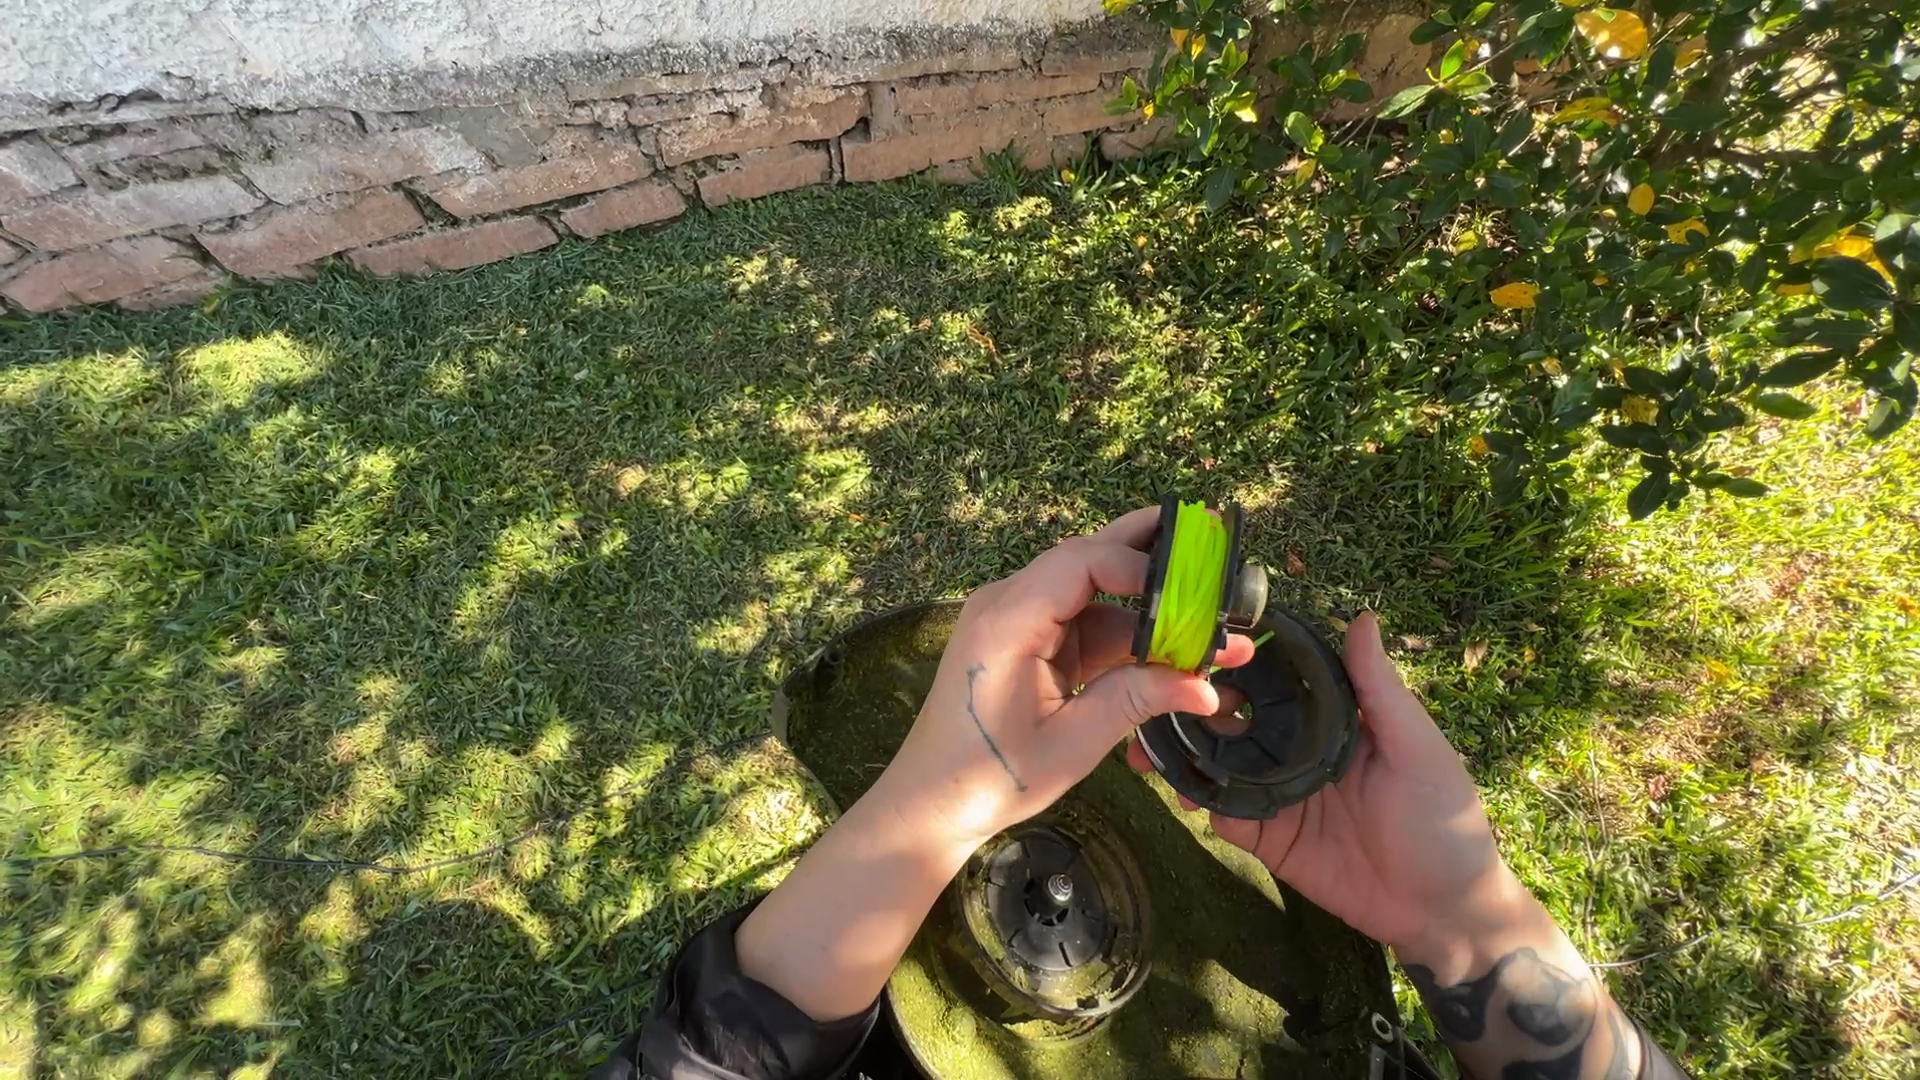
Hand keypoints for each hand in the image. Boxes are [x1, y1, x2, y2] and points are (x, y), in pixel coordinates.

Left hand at [874, 506, 1254, 854]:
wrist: (933, 800)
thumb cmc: (993, 776)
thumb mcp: (1072, 742)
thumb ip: (1135, 700)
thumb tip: (1208, 686)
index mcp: (1007, 620)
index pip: (1079, 561)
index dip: (1140, 566)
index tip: (1195, 592)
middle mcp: (1008, 603)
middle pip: (1085, 560)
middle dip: (1147, 554)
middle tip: (1208, 540)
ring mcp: (1015, 619)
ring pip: (1090, 593)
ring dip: (1145, 608)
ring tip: (1210, 619)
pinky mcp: (1025, 640)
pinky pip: (1081, 623)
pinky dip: (1123, 636)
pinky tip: (1169, 649)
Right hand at [1126, 611, 1525, 955]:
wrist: (1444, 915)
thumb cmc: (1443, 820)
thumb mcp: (1417, 749)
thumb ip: (1380, 689)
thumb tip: (1362, 616)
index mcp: (1322, 720)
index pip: (1269, 681)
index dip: (1233, 664)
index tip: (1192, 647)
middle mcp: (1289, 748)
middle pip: (1229, 719)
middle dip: (1188, 707)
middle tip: (1153, 699)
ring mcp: (1273, 792)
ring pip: (1216, 764)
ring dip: (1182, 753)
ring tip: (1148, 748)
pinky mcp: (1265, 835)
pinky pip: (1224, 812)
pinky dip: (1199, 801)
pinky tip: (1184, 795)